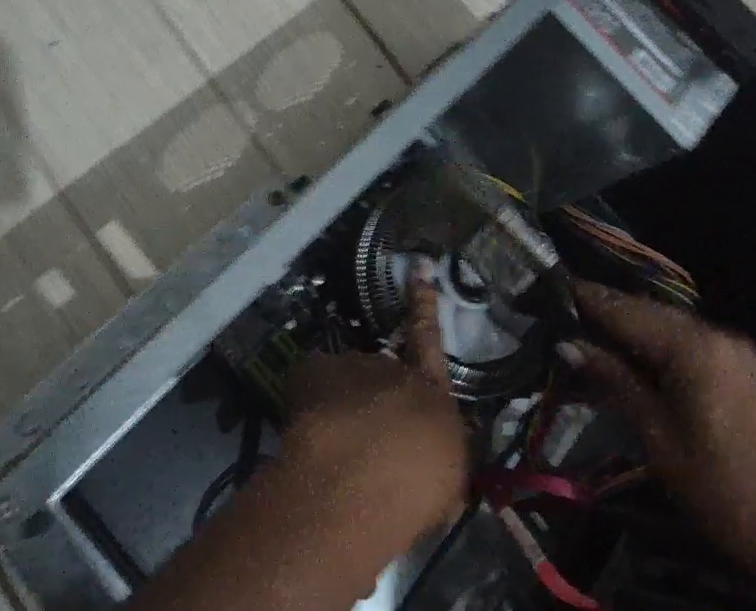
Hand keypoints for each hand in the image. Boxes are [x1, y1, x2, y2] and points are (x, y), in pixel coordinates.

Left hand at [281, 272, 469, 543]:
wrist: (361, 477)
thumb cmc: (417, 488)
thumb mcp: (449, 480)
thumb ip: (439, 456)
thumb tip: (429, 462)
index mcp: (433, 395)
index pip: (429, 341)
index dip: (423, 305)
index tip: (419, 268)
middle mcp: (392, 370)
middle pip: (379, 376)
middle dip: (371, 403)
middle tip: (362, 447)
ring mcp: (350, 365)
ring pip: (342, 382)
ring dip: (338, 405)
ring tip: (332, 448)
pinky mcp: (313, 371)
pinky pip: (310, 385)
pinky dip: (308, 403)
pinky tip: (306, 434)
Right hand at [560, 283, 755, 609]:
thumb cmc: (721, 492)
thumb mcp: (658, 438)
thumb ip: (614, 381)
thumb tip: (567, 343)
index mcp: (695, 349)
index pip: (626, 310)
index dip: (585, 297)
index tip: (547, 288)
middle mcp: (719, 337)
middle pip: (649, 312)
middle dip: (604, 309)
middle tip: (559, 310)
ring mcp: (739, 353)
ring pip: (670, 326)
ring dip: (629, 327)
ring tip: (586, 330)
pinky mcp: (747, 372)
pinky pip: (691, 343)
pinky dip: (657, 344)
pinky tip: (632, 355)